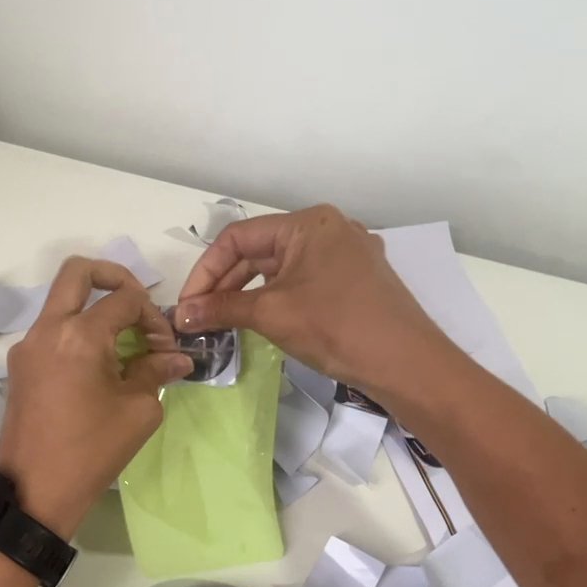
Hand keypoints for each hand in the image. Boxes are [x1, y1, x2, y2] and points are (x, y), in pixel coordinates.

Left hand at [0, 258, 193, 538]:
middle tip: (137, 305)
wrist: (35, 491)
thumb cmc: (91, 451)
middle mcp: (47, 329)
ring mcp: (27, 346)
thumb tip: (176, 358)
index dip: (152, 316)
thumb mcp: (138, 411)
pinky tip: (98, 365)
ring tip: (122, 344)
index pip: (124, 299)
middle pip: (78, 272)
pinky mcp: (19, 366)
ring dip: (93, 309)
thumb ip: (156, 373)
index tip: (164, 348)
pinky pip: (50, 331)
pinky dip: (76, 333)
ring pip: (60, 301)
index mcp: (79, 335)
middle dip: (114, 277)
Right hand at [174, 205, 461, 396]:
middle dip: (224, 284)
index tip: (186, 305)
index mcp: (308, 223)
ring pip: (280, 269)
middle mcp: (328, 229)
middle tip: (198, 317)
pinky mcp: (355, 281)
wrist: (406, 363)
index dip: (205, 271)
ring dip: (246, 294)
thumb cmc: (336, 327)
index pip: (237, 238)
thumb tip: (181, 314)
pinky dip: (274, 299)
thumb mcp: (271, 314)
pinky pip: (302, 282)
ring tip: (221, 322)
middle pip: (258, 251)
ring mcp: (345, 255)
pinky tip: (258, 321)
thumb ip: (222, 308)